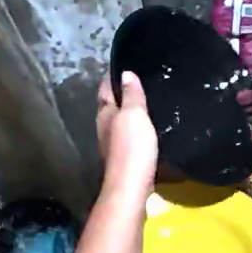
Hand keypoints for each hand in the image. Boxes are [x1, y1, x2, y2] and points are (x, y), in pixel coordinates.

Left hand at [97, 71, 158, 194]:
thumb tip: (125, 73)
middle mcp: (104, 128)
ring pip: (119, 123)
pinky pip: (129, 137)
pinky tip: (147, 129)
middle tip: (138, 81)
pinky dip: (136, 129)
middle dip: (121, 94)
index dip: (112, 77)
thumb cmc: (131, 147)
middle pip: (110, 106)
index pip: (105, 89)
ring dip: (129, 113)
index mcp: (105, 114)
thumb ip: (131, 95)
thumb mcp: (134, 115)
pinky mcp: (124, 160)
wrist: (131, 187)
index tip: (122, 65)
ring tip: (145, 103)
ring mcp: (113, 146)